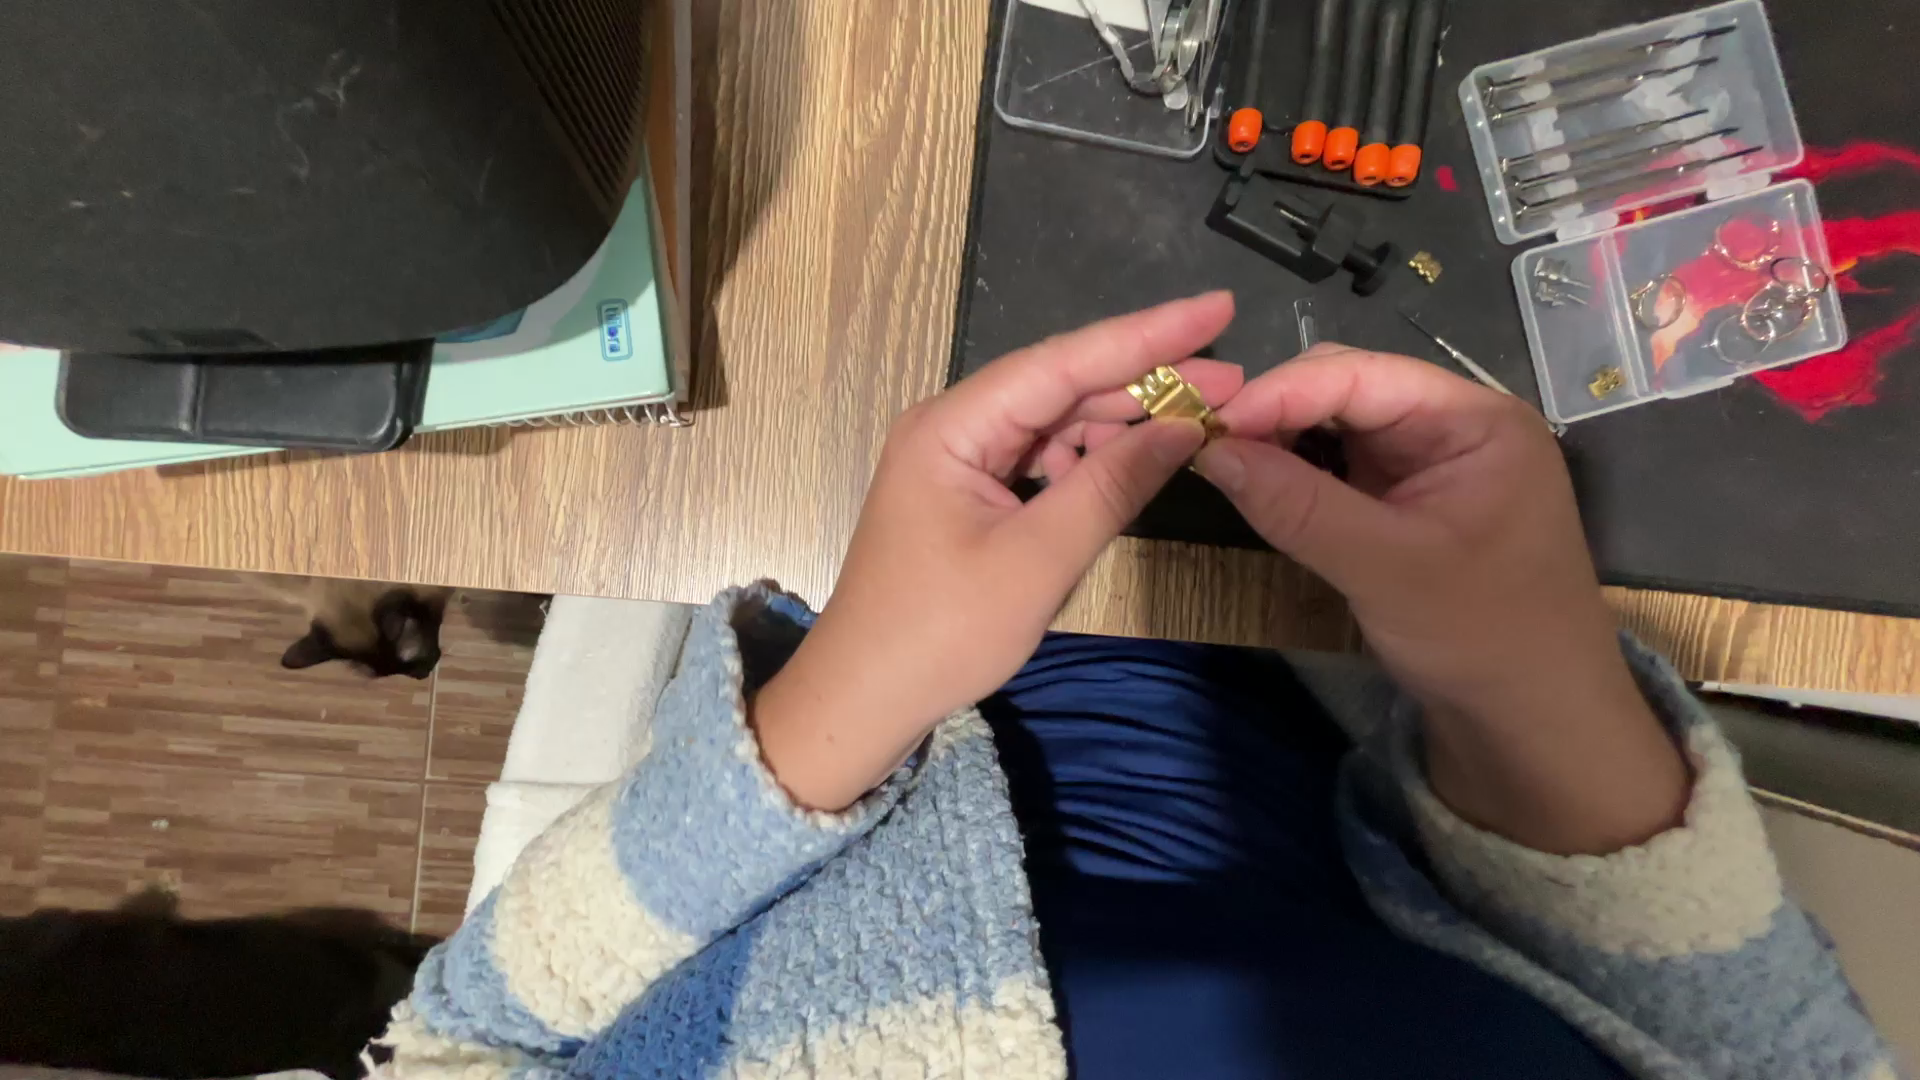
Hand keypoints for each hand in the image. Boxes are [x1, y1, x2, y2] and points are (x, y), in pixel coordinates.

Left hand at [753, 294, 1242, 810]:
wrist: (865, 695)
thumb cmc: (943, 633)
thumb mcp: (1037, 560)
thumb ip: (1111, 485)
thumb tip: (1184, 427)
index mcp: (953, 426)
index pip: (1062, 362)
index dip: (1146, 335)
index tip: (1216, 309)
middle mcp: (951, 427)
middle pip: (1057, 387)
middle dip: (1142, 382)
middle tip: (1228, 381)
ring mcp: (955, 461)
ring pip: (1049, 424)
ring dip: (1117, 423)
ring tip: (1194, 421)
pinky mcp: (965, 494)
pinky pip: (1034, 461)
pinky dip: (1083, 462)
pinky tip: (1127, 463)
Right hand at [1193, 345, 1686, 852]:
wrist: (1527, 714)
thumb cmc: (1480, 634)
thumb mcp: (1384, 568)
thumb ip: (1296, 506)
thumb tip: (1209, 451)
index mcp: (1470, 420)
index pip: (1357, 375)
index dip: (1277, 393)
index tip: (1209, 426)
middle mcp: (1446, 424)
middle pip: (1342, 388)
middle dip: (1271, 410)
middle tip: (1207, 445)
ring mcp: (1420, 461)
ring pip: (1329, 424)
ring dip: (1274, 438)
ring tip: (1223, 462)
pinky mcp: (1397, 497)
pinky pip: (1330, 464)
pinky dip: (1289, 469)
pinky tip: (1259, 485)